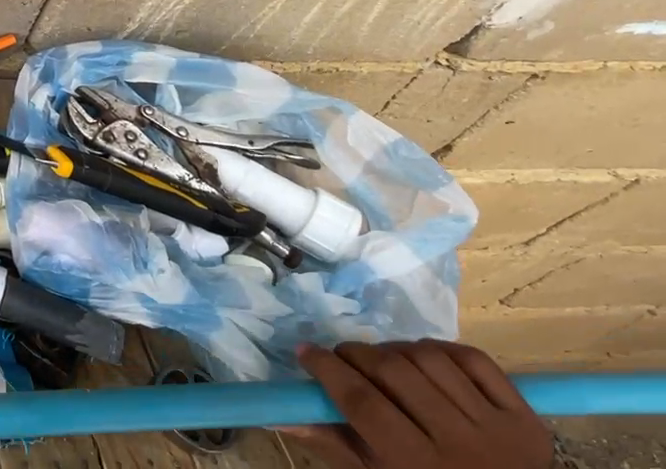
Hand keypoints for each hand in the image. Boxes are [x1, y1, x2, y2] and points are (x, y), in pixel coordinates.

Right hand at [291, 340, 552, 468]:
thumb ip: (335, 445)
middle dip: (355, 353)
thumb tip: (280, 414)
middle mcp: (463, 444)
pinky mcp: (526, 417)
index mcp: (419, 465)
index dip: (327, 369)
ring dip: (395, 349)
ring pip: (430, 358)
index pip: (363, 401)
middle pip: (393, 372)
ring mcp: (499, 428)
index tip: (304, 351)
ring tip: (383, 360)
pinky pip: (475, 360)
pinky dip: (442, 349)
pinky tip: (425, 358)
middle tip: (341, 357)